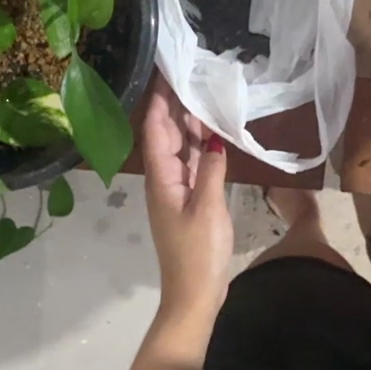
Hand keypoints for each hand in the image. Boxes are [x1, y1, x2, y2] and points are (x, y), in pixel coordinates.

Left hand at [141, 76, 232, 310]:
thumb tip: (214, 141)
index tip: (167, 75)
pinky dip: (201, 148)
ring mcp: (177, 192)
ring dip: (189, 125)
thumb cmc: (198, 253)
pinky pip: (193, 166)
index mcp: (162, 180)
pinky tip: (212, 135)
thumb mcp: (208, 209)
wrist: (194, 294)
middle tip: (190, 76)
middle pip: (166, 137)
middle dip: (175, 107)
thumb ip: (211, 171)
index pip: (156, 132)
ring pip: (180, 150)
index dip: (159, 103)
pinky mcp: (190, 202)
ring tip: (203, 95)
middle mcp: (165, 181)